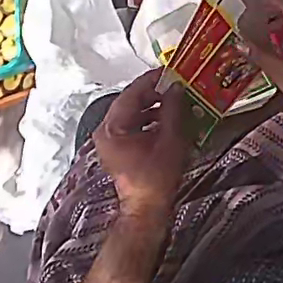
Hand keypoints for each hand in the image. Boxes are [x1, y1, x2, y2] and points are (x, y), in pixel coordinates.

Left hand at [93, 68, 191, 219]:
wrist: (147, 211)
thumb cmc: (157, 178)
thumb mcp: (170, 140)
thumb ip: (173, 110)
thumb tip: (176, 87)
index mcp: (112, 127)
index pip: (132, 93)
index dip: (152, 80)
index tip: (171, 71)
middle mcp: (105, 130)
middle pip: (130, 101)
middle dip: (154, 93)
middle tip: (176, 85)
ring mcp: (109, 140)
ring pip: (132, 113)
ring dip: (153, 106)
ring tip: (176, 102)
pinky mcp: (117, 148)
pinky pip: (132, 125)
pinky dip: (149, 119)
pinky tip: (168, 119)